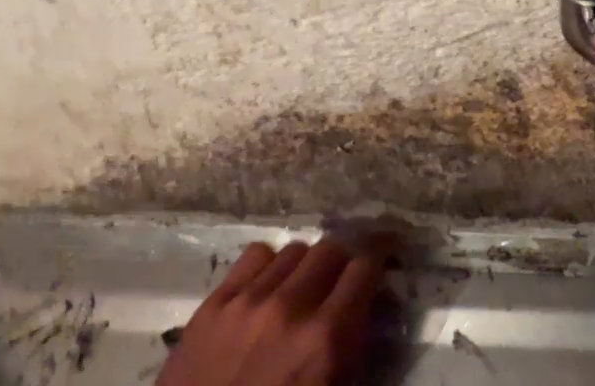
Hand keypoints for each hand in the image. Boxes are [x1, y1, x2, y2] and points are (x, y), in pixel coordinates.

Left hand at [158, 237, 388, 385]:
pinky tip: (267, 288)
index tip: (382, 262)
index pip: (366, 266)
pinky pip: (255, 256)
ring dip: (306, 266)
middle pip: (331, 248)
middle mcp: (290, 308)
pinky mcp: (212, 306)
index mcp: (326, 339)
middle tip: (340, 283)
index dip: (379, 260)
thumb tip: (366, 306)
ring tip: (301, 289)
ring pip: (295, 249)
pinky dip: (269, 266)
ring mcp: (247, 302)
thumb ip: (354, 347)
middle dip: (343, 263)